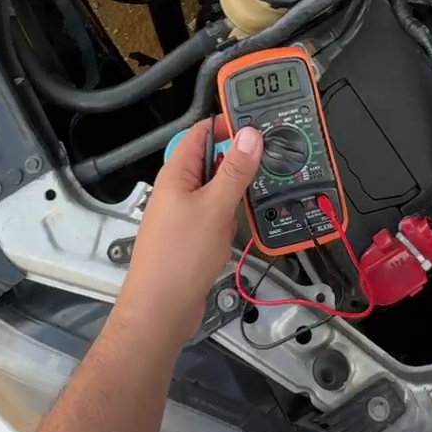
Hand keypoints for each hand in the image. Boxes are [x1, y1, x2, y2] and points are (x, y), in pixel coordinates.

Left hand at [118, 119, 262, 345]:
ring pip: (216, 188)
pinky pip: (215, 212)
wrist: (160, 311)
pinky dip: (230, 213)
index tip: (258, 120)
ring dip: (236, 189)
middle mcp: (178, 188)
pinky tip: (243, 222)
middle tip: (271, 153)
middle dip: (238, 158)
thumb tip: (249, 134)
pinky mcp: (191, 234)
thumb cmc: (181, 256)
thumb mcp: (215, 208)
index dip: (227, 122)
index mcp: (177, 173)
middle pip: (211, 159)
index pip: (201, 132)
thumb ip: (235, 171)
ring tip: (262, 187)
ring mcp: (183, 212)